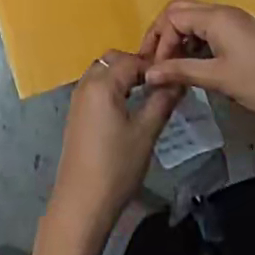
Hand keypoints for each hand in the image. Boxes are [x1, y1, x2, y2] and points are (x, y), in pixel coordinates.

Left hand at [50, 51, 180, 221]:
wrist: (84, 194)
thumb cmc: (118, 164)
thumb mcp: (145, 133)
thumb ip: (161, 103)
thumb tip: (177, 82)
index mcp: (101, 84)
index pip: (129, 60)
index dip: (152, 65)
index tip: (174, 76)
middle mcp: (86, 83)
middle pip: (112, 61)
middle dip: (136, 66)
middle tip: (162, 84)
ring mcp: (78, 97)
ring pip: (102, 72)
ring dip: (123, 76)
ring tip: (149, 93)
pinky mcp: (77, 111)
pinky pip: (96, 87)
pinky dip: (113, 87)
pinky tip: (129, 105)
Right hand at [140, 0, 254, 132]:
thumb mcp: (220, 79)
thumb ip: (180, 72)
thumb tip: (148, 73)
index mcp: (215, 17)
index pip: (171, 18)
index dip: (158, 41)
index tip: (154, 68)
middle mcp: (223, 13)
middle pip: (179, 12)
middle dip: (162, 34)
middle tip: (154, 61)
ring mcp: (236, 23)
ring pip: (193, 21)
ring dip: (178, 39)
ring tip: (171, 65)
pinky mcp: (245, 35)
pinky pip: (208, 30)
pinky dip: (194, 43)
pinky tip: (195, 65)